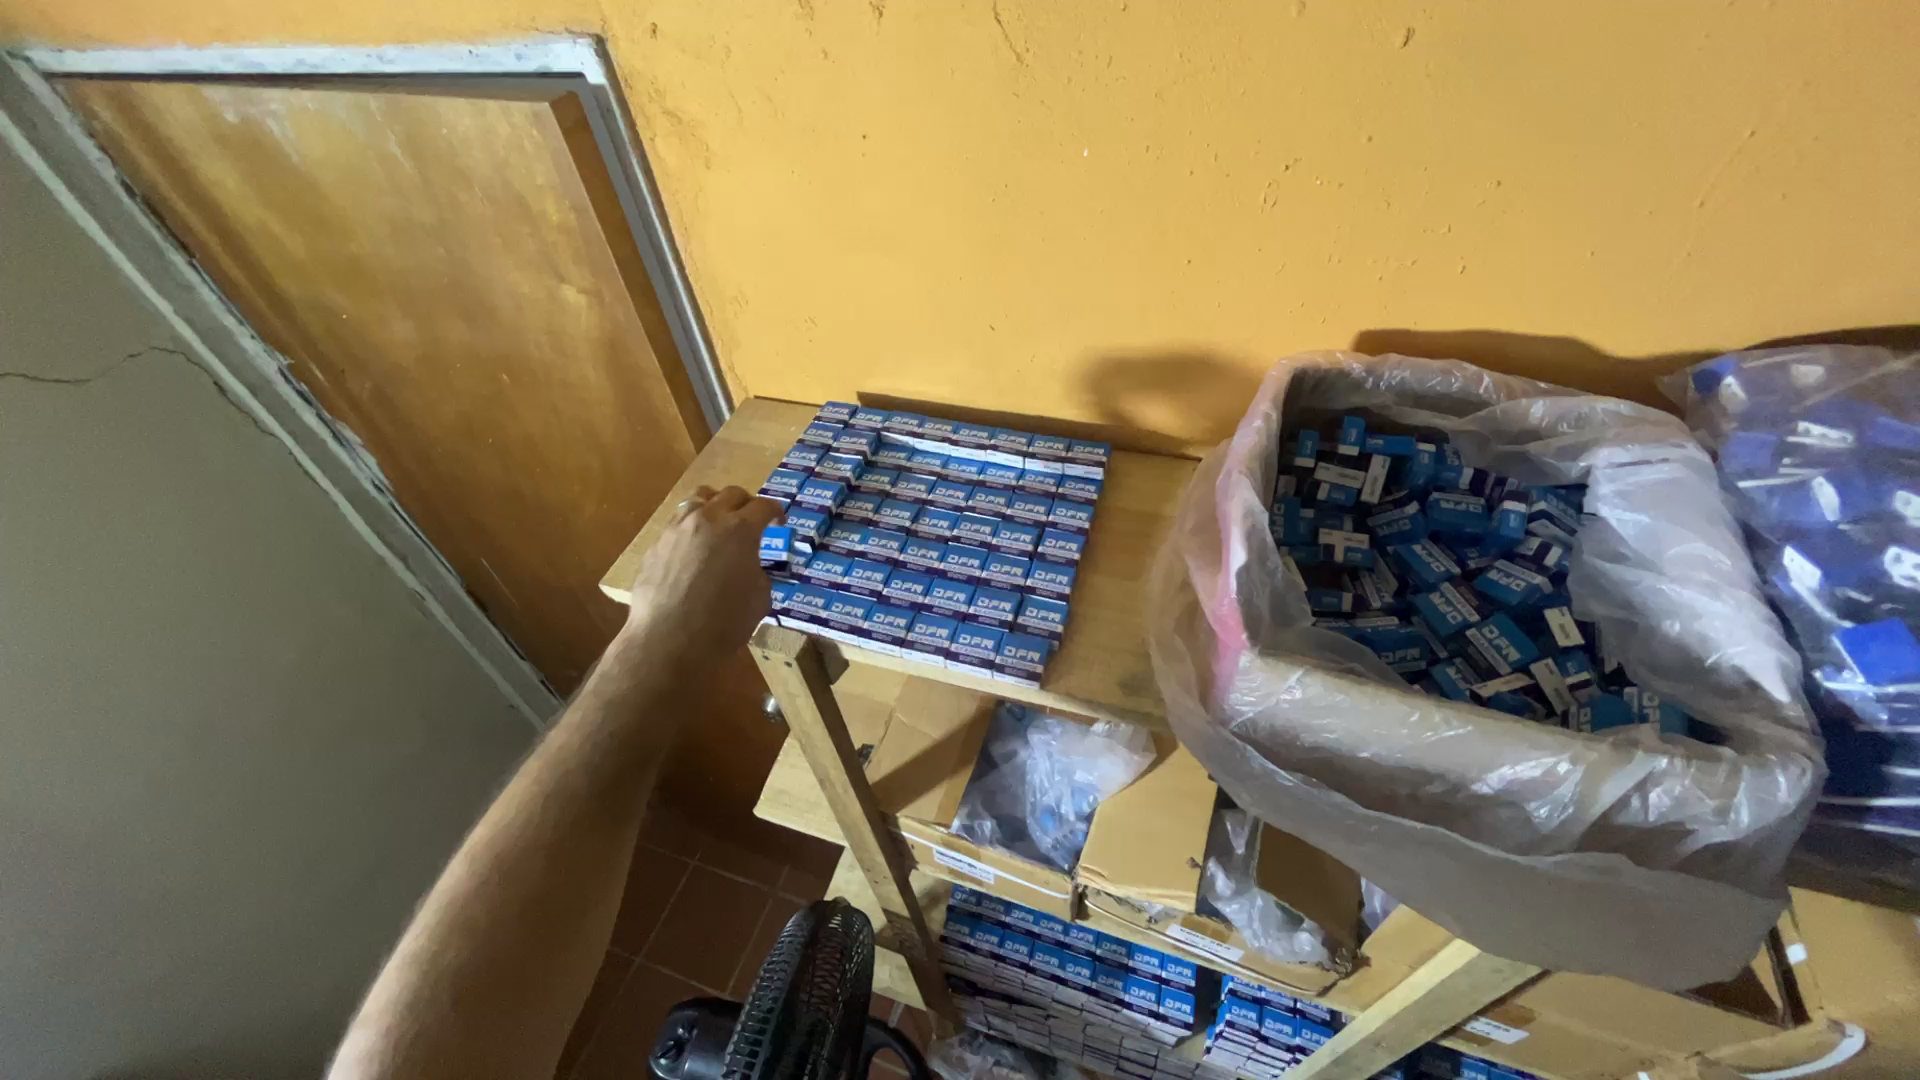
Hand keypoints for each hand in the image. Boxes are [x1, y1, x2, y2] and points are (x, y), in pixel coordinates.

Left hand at [617, 485, 782, 674]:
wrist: (669, 641)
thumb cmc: (724, 623)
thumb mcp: (760, 599)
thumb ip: (759, 573)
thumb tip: (750, 569)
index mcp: (741, 530)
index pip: (764, 506)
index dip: (776, 512)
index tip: (778, 522)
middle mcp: (708, 519)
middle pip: (731, 494)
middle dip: (746, 504)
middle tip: (751, 522)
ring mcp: (677, 529)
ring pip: (698, 500)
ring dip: (714, 507)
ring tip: (718, 526)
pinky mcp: (655, 546)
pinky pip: (677, 526)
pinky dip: (691, 531)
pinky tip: (692, 553)